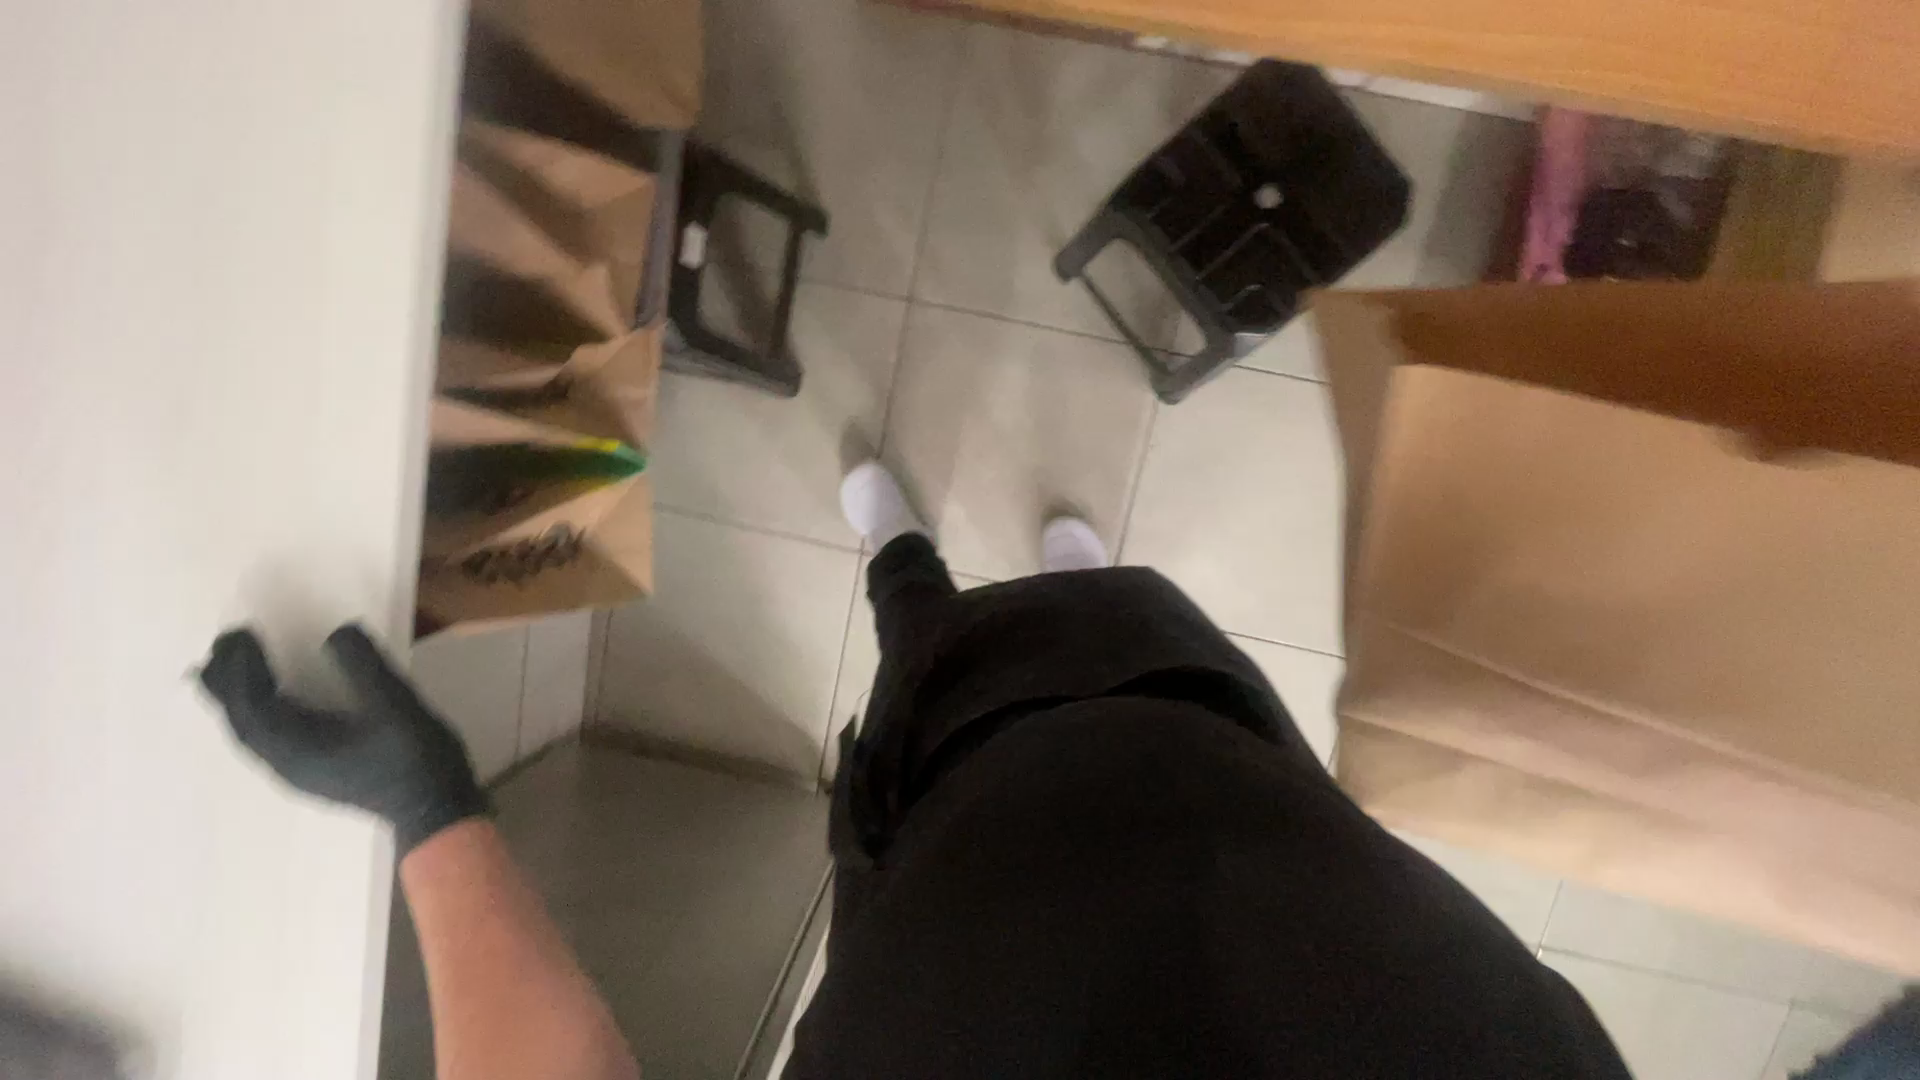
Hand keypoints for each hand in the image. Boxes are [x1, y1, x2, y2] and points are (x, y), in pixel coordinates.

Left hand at [198, 623, 490, 854]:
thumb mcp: (398, 707)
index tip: (240, 632)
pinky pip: (267, 739)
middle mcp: (283, 761)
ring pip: (251, 732)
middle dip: (227, 681)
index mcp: (296, 744)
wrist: (433, 810)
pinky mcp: (312, 773)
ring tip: (223, 673)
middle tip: (222, 644)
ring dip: (236, 699)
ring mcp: (295, 771)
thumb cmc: (417, 758)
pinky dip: (256, 715)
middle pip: (241, 719)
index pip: (253, 701)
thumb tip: (337, 632)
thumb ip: (366, 670)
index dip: (243, 666)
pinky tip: (267, 708)